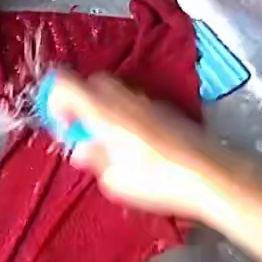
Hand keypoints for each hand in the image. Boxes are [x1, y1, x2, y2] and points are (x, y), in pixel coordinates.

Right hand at [43, 69, 241, 223]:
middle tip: (79, 129)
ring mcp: (143, 98)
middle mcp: (121, 96)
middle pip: (89, 81)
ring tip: (104, 137)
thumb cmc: (157, 179)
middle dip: (78, 101)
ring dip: (100, 105)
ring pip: (111, 88)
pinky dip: (121, 111)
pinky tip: (130, 140)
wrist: (207, 173)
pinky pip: (131, 99)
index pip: (66, 82)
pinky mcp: (161, 107)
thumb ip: (93, 158)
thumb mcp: (114, 180)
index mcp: (102, 110)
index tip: (60, 122)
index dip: (54, 96)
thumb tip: (81, 149)